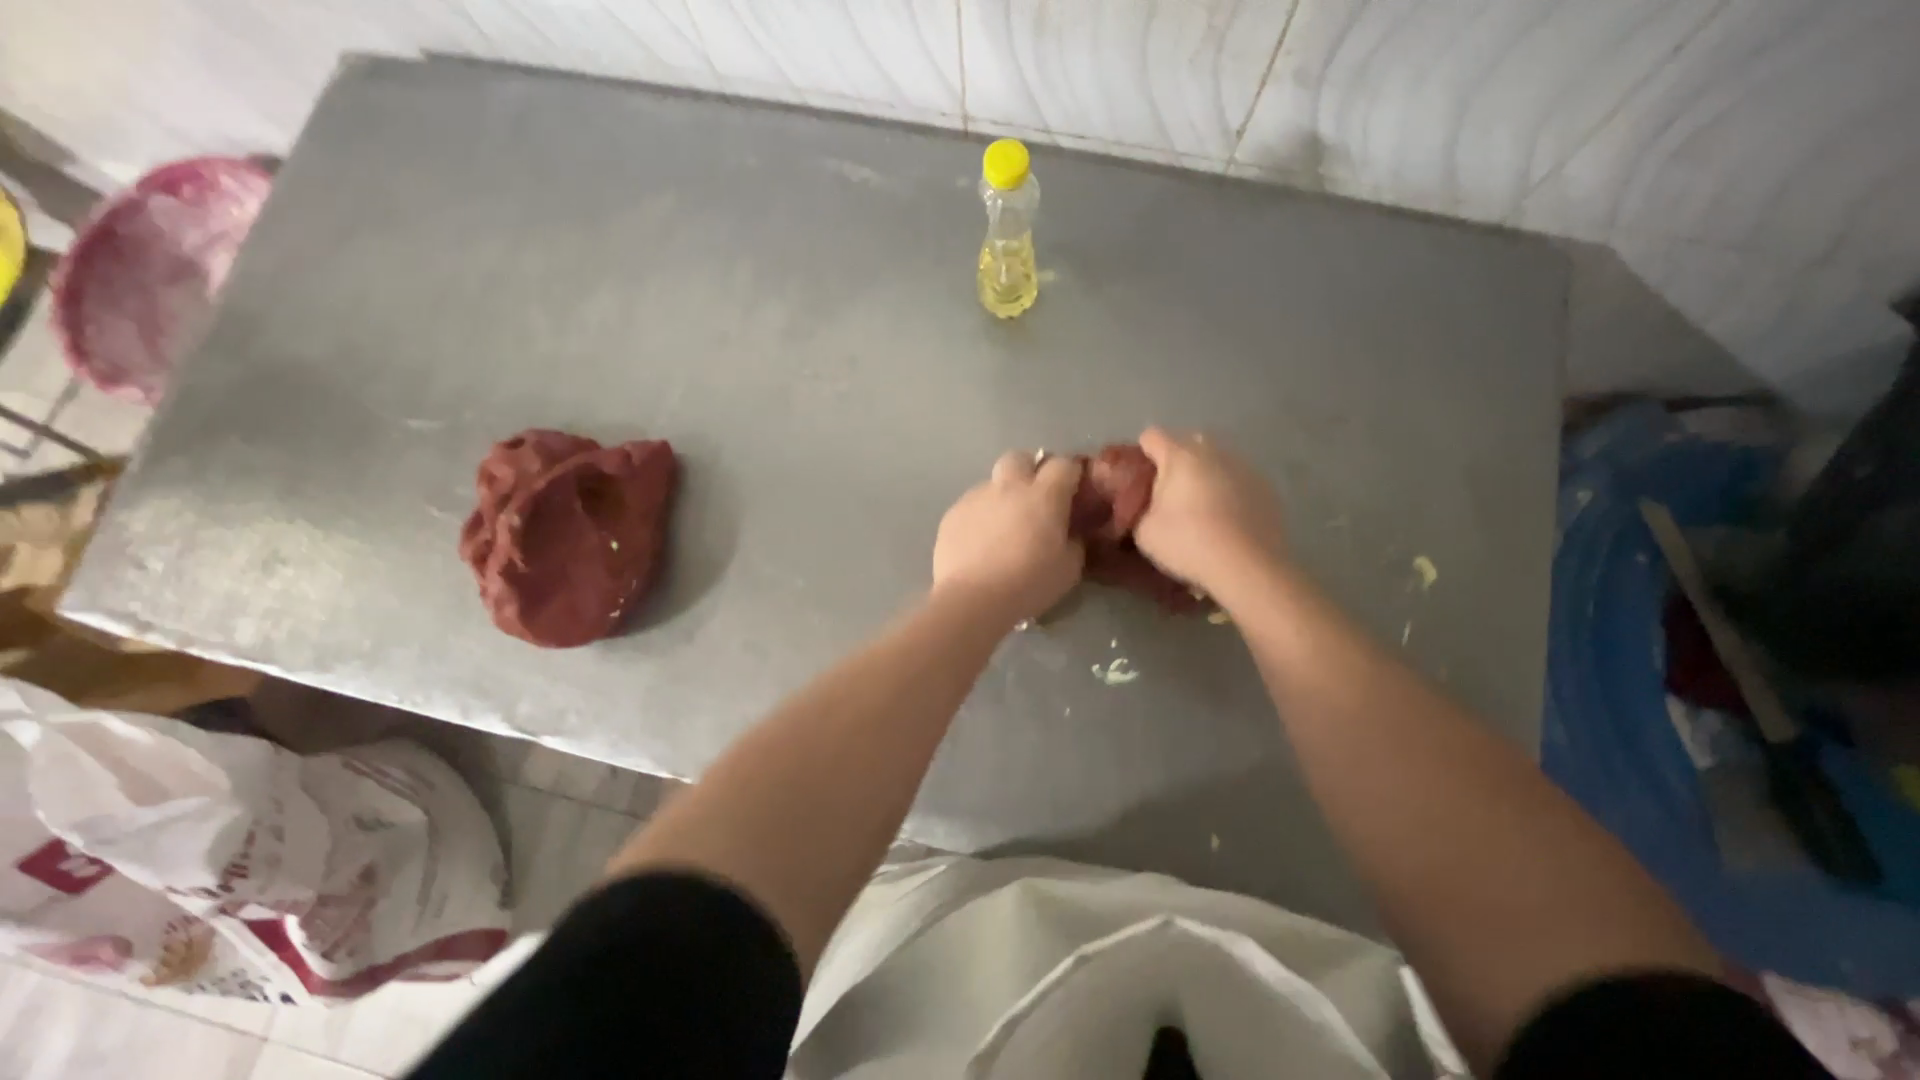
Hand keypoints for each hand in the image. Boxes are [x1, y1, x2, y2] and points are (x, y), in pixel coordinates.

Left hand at [933, 451, 1084, 622]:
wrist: (972, 598)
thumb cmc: (1029, 583)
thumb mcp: (1069, 568)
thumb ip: (1075, 541)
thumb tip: (1071, 531)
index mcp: (1043, 495)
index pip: (1063, 464)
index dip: (1071, 473)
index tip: (1073, 490)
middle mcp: (1008, 486)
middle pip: (1020, 458)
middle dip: (1030, 470)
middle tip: (1035, 497)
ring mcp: (976, 497)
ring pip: (993, 482)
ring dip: (1003, 495)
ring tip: (1004, 526)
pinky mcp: (952, 513)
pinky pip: (972, 504)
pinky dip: (981, 515)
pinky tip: (981, 542)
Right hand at [1133, 427, 1288, 596]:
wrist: (1248, 568)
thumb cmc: (1188, 544)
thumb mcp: (1144, 531)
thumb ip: (1139, 507)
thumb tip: (1144, 503)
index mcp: (1181, 454)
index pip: (1151, 436)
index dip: (1141, 455)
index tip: (1140, 481)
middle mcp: (1214, 451)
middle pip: (1187, 443)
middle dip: (1175, 461)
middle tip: (1168, 495)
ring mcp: (1245, 467)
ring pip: (1216, 460)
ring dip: (1205, 475)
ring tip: (1201, 510)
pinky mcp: (1266, 487)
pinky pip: (1238, 480)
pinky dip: (1229, 492)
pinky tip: (1227, 521)